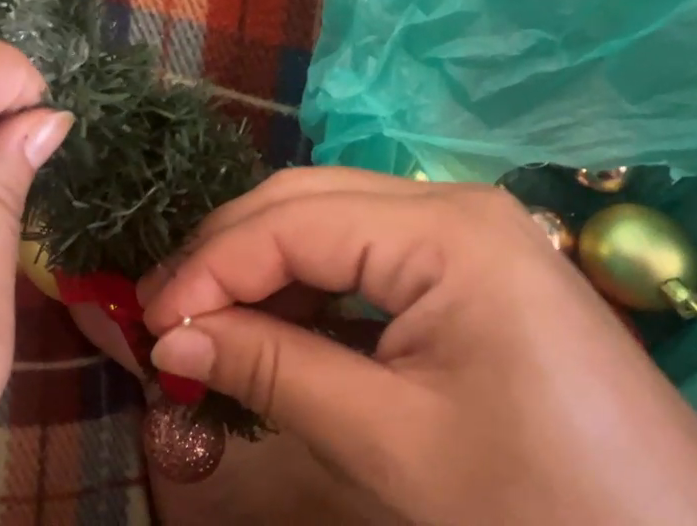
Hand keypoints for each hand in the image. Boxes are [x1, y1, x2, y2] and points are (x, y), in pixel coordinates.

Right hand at [139, 169, 696, 524]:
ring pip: (328, 220)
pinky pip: (364, 253)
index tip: (150, 325)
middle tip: (163, 318)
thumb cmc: (546, 507)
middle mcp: (452, 202)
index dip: (209, 268)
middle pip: (303, 202)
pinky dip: (307, 286)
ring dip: (260, 268)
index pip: (291, 222)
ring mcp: (467, 229)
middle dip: (226, 255)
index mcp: (446, 228)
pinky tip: (272, 325)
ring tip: (203, 324)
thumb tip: (169, 338)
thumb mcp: (393, 443)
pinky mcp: (472, 266)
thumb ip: (275, 370)